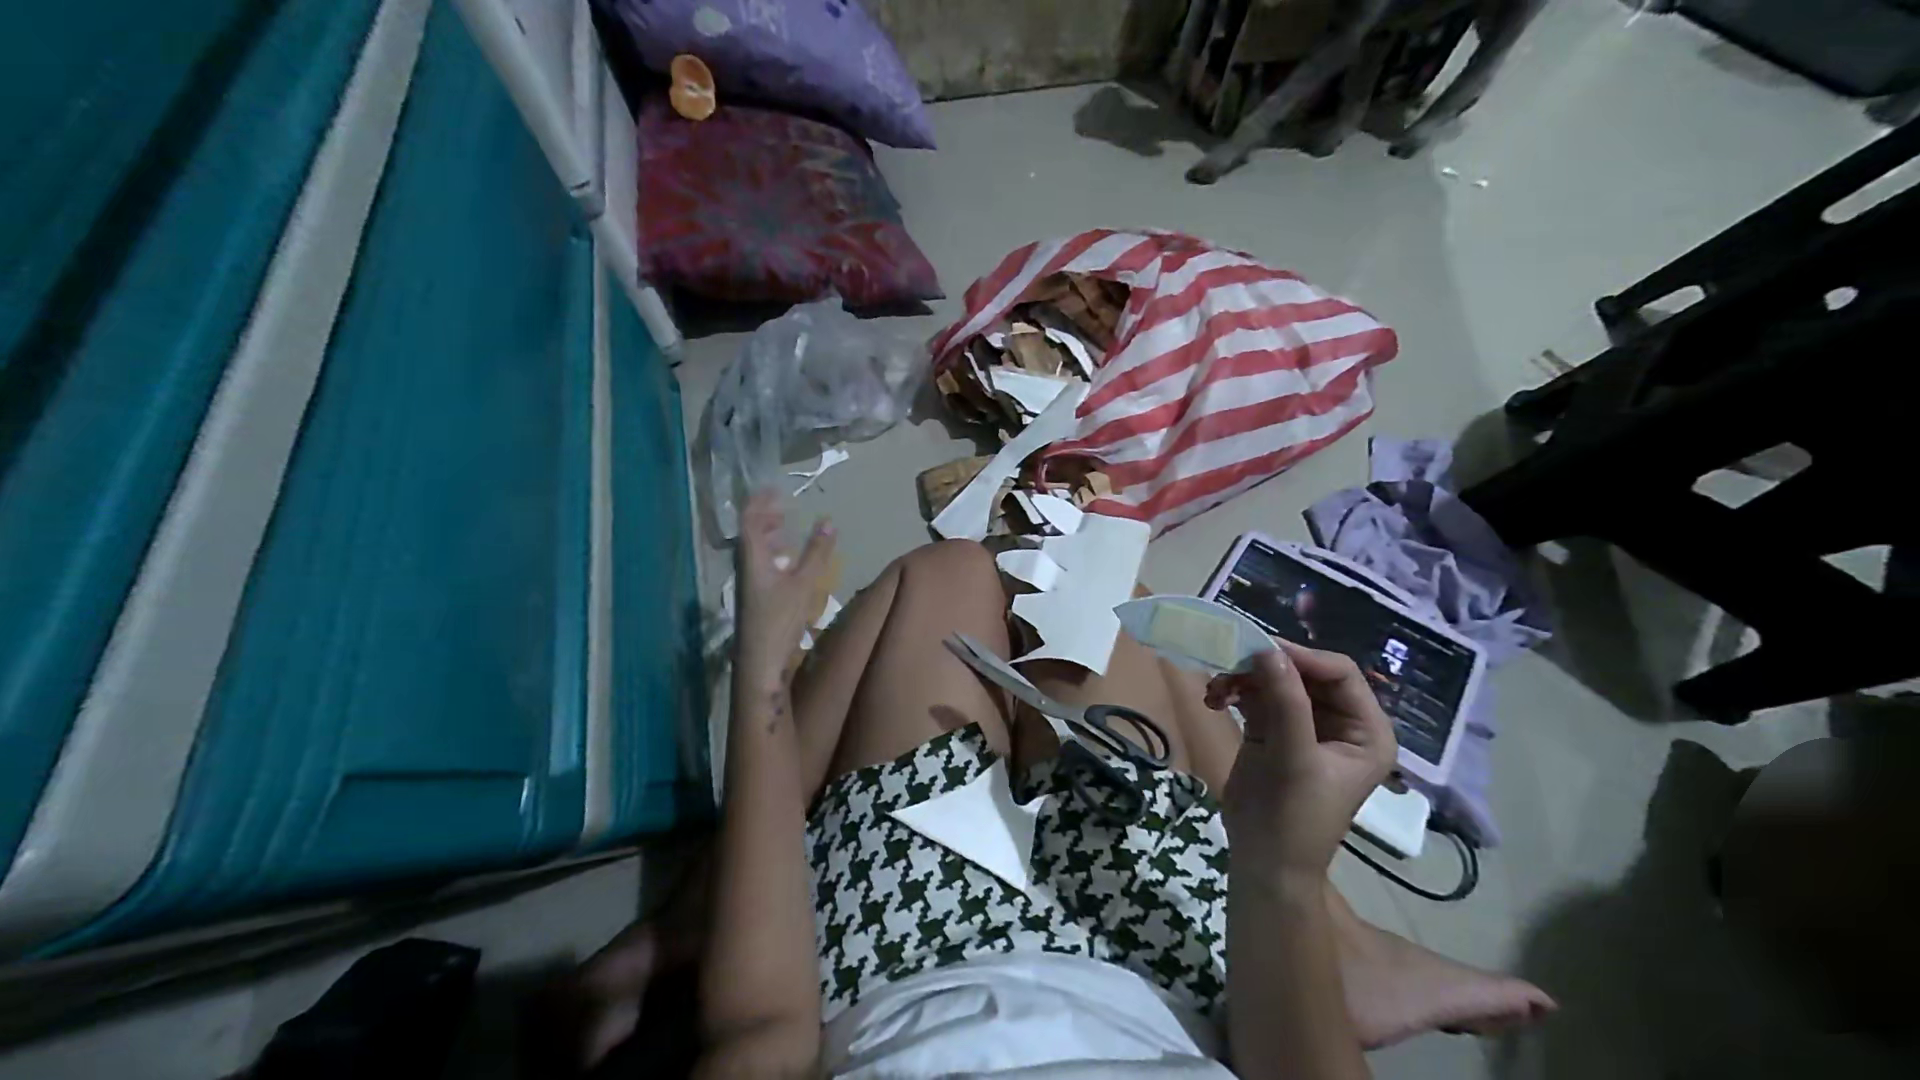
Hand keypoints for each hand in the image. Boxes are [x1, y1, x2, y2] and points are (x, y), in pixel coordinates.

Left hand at [734, 493, 834, 689]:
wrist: (759, 664)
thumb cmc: (778, 621)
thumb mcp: (803, 584)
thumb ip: (816, 553)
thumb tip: (828, 521)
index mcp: (752, 559)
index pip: (749, 521)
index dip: (760, 502)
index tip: (775, 489)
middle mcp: (746, 568)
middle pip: (749, 534)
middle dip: (764, 516)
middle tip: (783, 506)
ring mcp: (748, 584)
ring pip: (754, 550)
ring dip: (768, 535)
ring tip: (786, 528)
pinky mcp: (755, 598)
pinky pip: (760, 564)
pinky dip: (772, 553)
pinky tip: (787, 562)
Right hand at [1208, 642, 1396, 877]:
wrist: (1264, 861)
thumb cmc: (1293, 817)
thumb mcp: (1292, 758)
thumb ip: (1285, 702)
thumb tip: (1268, 650)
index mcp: (1366, 730)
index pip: (1340, 673)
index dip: (1301, 657)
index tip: (1258, 651)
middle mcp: (1340, 722)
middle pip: (1303, 673)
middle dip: (1265, 668)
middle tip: (1227, 666)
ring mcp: (1305, 725)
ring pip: (1275, 680)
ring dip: (1243, 678)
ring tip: (1215, 689)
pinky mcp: (1273, 731)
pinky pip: (1255, 696)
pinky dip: (1233, 692)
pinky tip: (1213, 701)